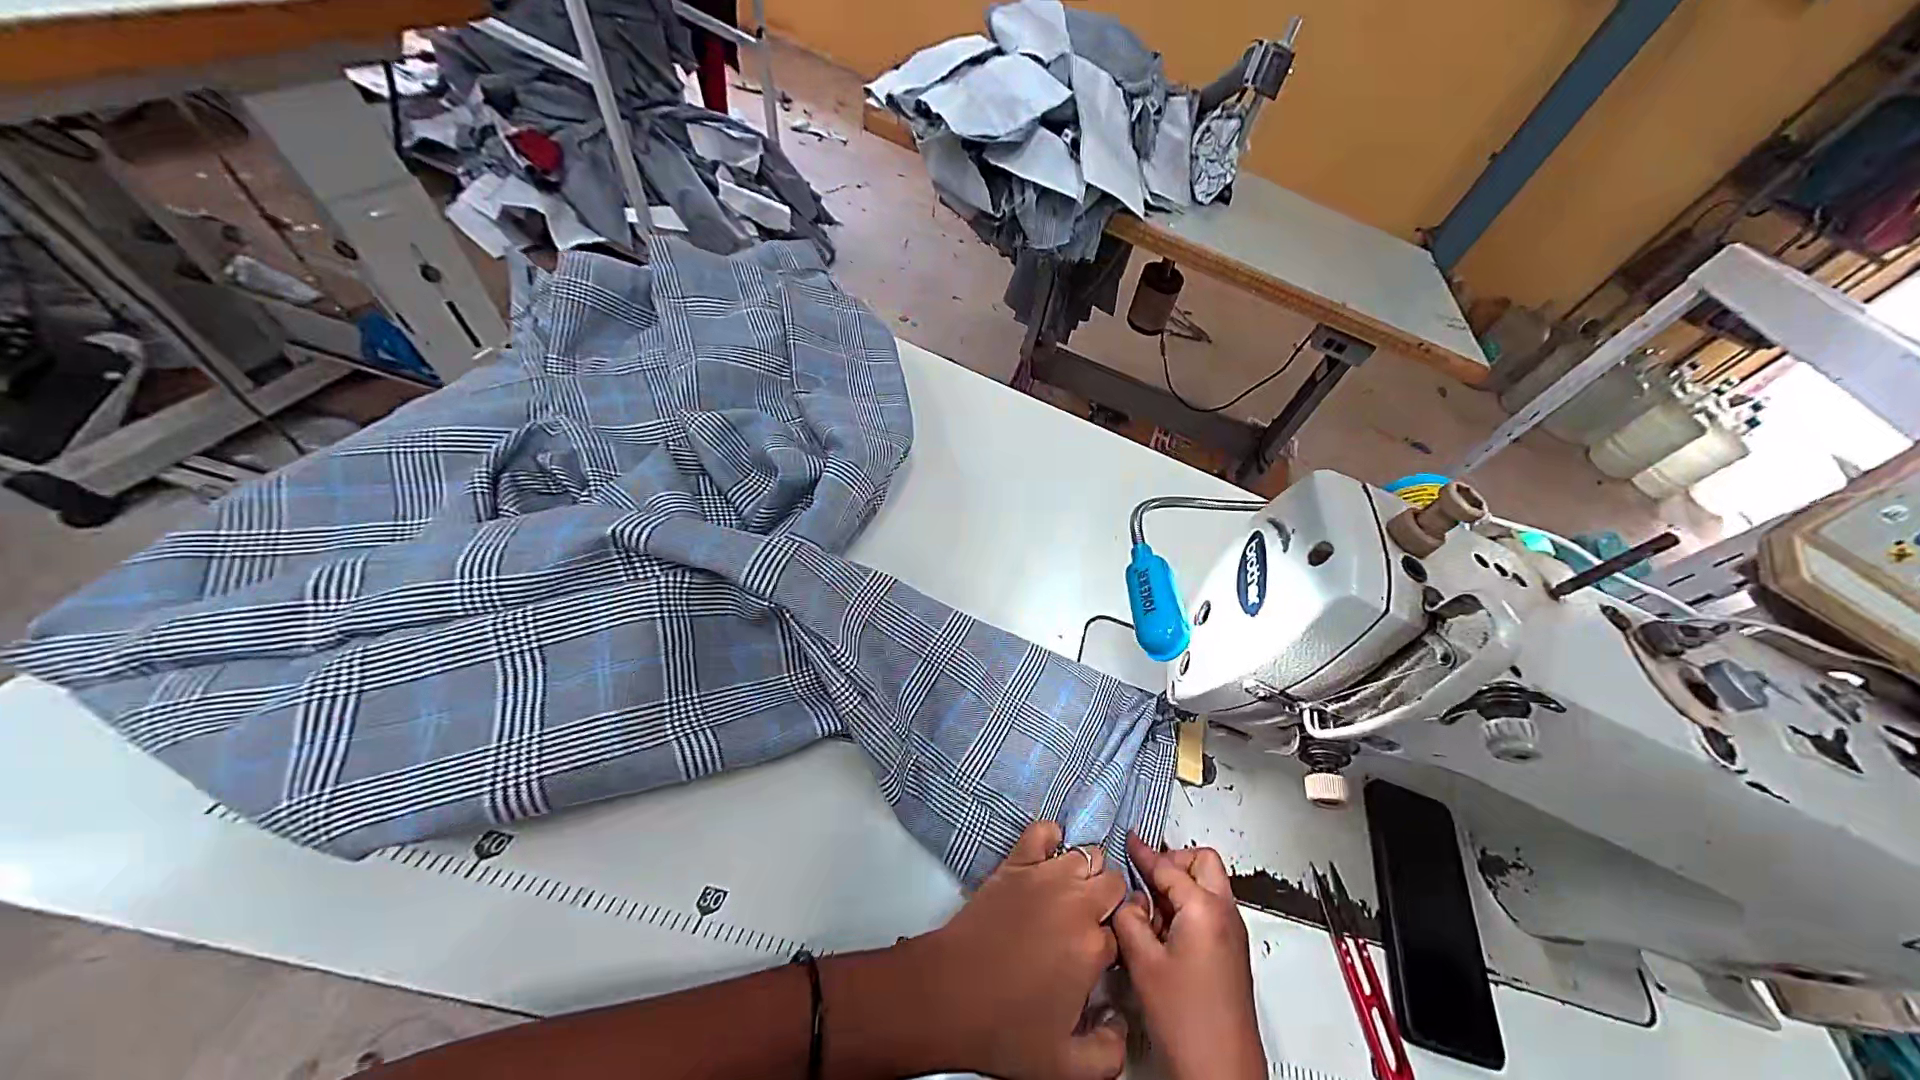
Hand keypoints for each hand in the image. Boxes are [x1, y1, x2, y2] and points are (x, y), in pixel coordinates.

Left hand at [825, 820, 1129, 1079]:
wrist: (949, 994)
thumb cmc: (1003, 1027)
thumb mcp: (1065, 1065)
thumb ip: (1109, 1052)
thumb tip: (1120, 1026)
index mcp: (1093, 948)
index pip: (1123, 931)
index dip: (1114, 943)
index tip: (1102, 953)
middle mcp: (1075, 905)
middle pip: (1112, 884)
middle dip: (1108, 900)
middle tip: (1092, 921)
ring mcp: (1044, 878)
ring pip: (1087, 856)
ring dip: (1086, 872)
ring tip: (1073, 892)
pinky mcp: (1015, 864)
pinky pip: (1043, 832)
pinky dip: (1051, 838)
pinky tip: (1050, 856)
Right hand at [1114, 834, 1264, 1079]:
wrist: (1221, 1073)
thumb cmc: (1190, 1026)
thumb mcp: (1142, 962)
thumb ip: (1128, 919)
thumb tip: (1126, 900)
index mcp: (1206, 910)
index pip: (1169, 866)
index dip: (1144, 852)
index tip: (1131, 841)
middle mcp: (1225, 916)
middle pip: (1201, 863)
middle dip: (1172, 862)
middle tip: (1144, 875)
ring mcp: (1231, 935)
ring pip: (1206, 886)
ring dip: (1178, 887)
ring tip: (1148, 912)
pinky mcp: (1230, 953)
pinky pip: (1208, 911)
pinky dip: (1186, 908)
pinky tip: (1161, 934)